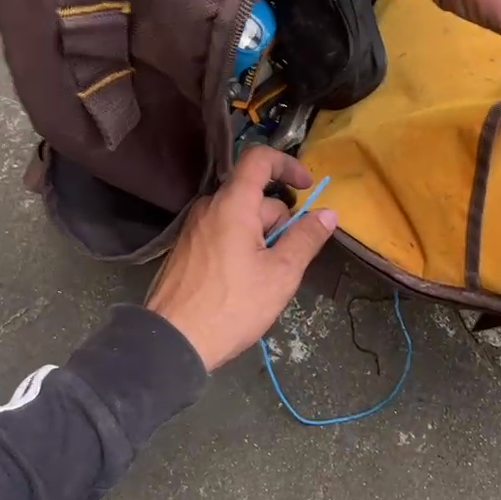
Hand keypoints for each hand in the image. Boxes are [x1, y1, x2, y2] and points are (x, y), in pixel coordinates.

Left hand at [145, 146, 337, 370]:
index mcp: (232, 204)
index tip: (307, 186)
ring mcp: (194, 228)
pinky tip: (244, 283)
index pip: (258, 159)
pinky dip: (241, 246)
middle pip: (254, 196)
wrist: (172, 341)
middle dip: (279, 220)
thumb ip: (305, 238)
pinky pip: (222, 233)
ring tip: (266, 278)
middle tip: (288, 260)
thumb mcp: (280, 274)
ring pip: (239, 218)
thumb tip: (328, 213)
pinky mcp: (186, 249)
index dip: (287, 164)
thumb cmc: (232, 305)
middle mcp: (209, 207)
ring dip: (261, 237)